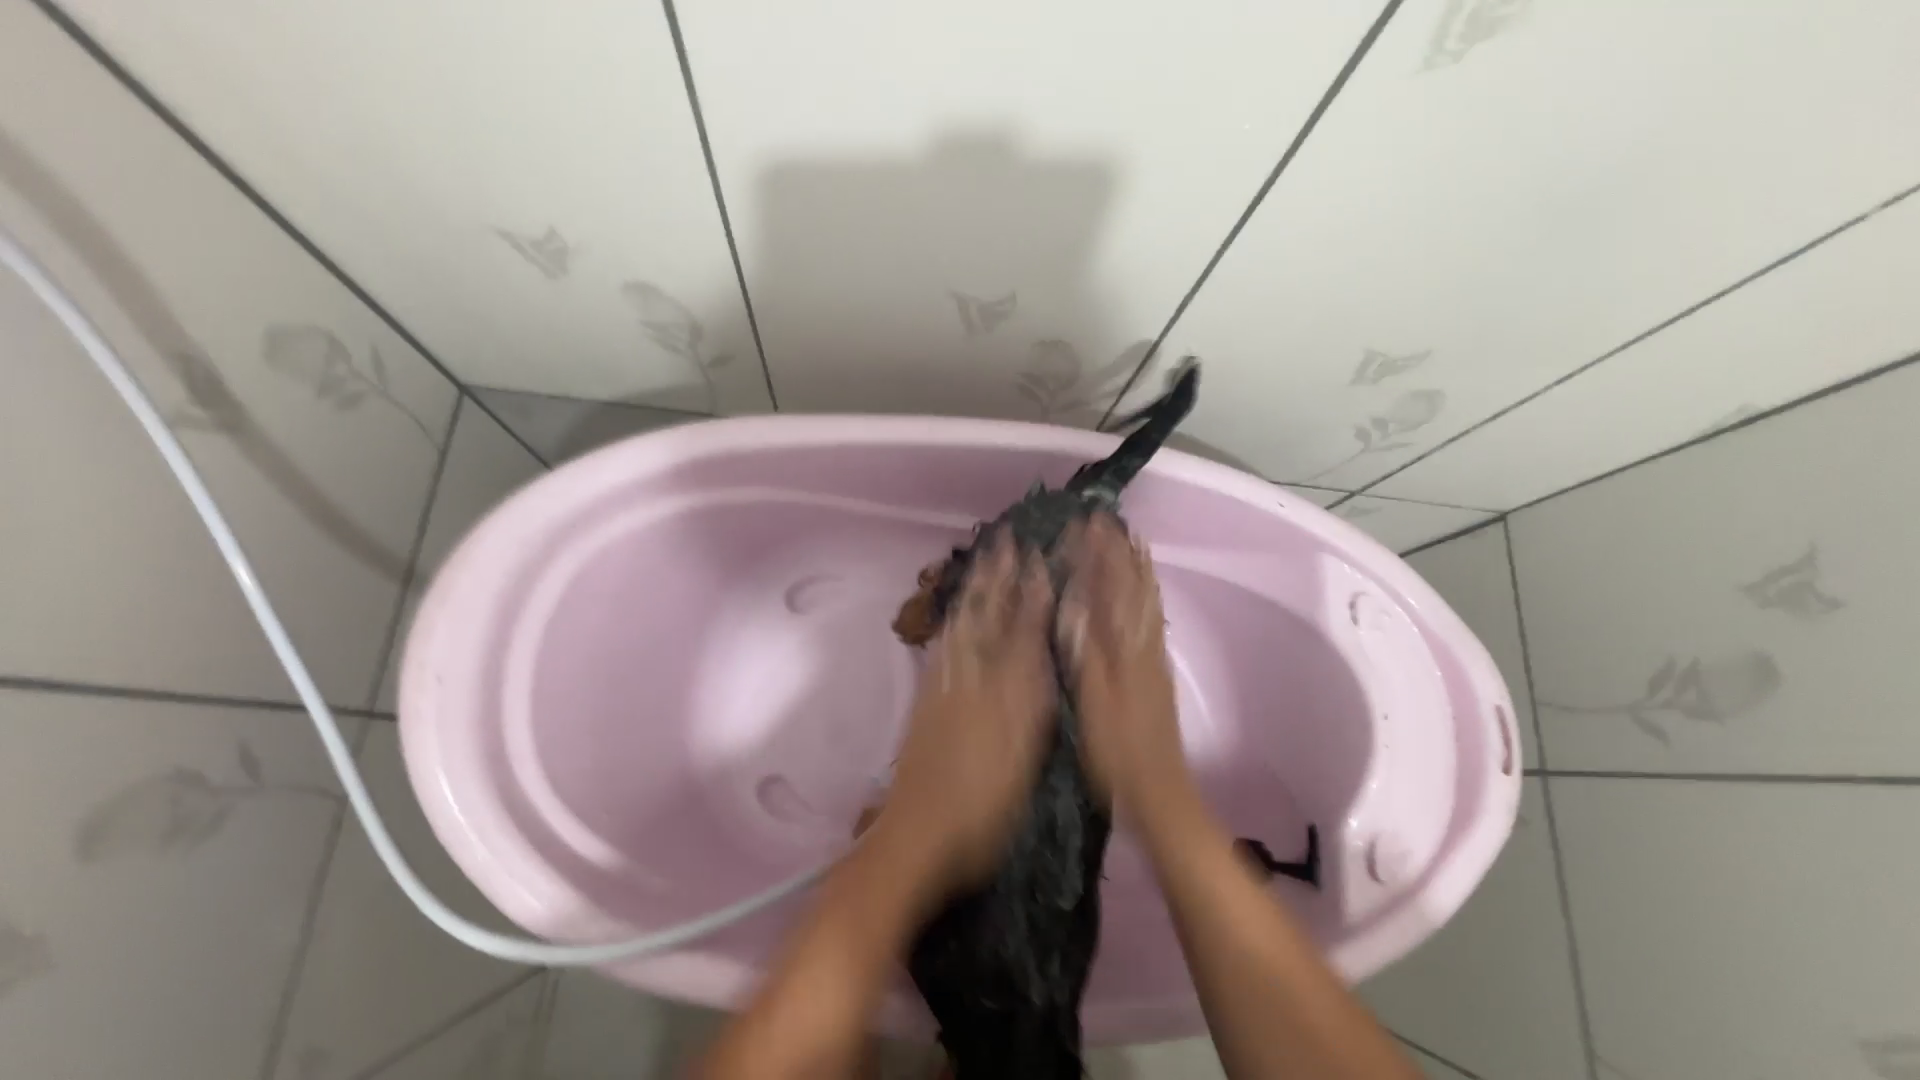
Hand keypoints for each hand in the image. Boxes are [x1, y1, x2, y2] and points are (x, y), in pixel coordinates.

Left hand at [873, 531, 1057, 892]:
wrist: (916, 834)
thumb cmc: (982, 811)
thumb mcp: (1023, 761)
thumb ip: (1033, 703)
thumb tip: (1044, 654)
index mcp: (1003, 693)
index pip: (1022, 631)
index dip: (1033, 594)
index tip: (1042, 557)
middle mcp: (972, 680)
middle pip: (989, 618)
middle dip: (1000, 577)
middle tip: (1008, 539)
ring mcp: (945, 688)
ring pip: (964, 626)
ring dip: (976, 590)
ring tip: (985, 559)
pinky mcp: (928, 701)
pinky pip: (943, 646)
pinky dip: (953, 621)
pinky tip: (957, 612)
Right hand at [1056, 514, 1189, 813]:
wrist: (1157, 788)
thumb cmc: (1115, 751)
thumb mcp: (1091, 701)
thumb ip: (1084, 649)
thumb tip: (1073, 601)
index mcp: (1122, 649)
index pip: (1109, 588)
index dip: (1097, 554)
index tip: (1085, 522)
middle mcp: (1141, 645)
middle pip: (1131, 587)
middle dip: (1118, 552)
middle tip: (1105, 520)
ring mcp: (1151, 657)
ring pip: (1144, 601)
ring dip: (1136, 567)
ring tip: (1129, 539)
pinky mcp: (1155, 672)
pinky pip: (1152, 621)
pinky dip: (1147, 595)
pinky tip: (1142, 592)